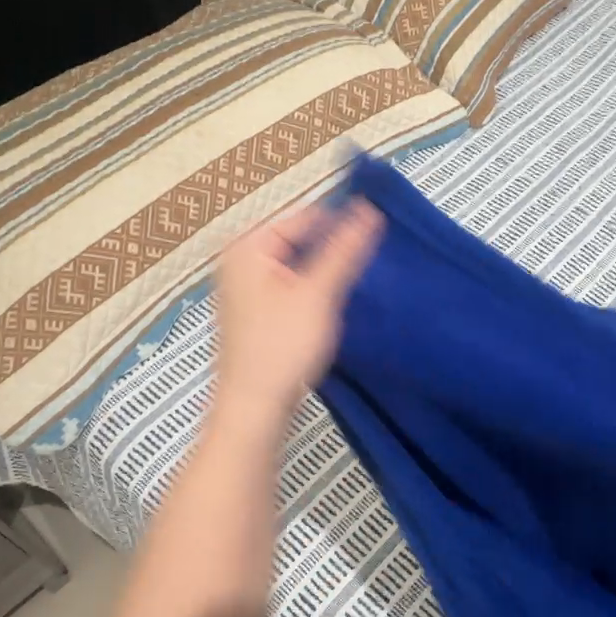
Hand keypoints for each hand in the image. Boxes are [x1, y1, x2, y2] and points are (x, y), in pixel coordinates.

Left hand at [214, 199, 382, 418]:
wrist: (255, 407)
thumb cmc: (283, 347)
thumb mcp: (319, 293)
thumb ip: (345, 250)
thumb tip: (370, 209)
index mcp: (247, 247)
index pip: (305, 218)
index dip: (340, 228)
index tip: (375, 243)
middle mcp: (239, 261)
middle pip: (300, 242)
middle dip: (331, 254)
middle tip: (367, 270)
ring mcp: (244, 289)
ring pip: (297, 267)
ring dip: (323, 276)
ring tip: (352, 290)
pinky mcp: (255, 314)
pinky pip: (290, 288)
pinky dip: (311, 294)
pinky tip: (328, 311)